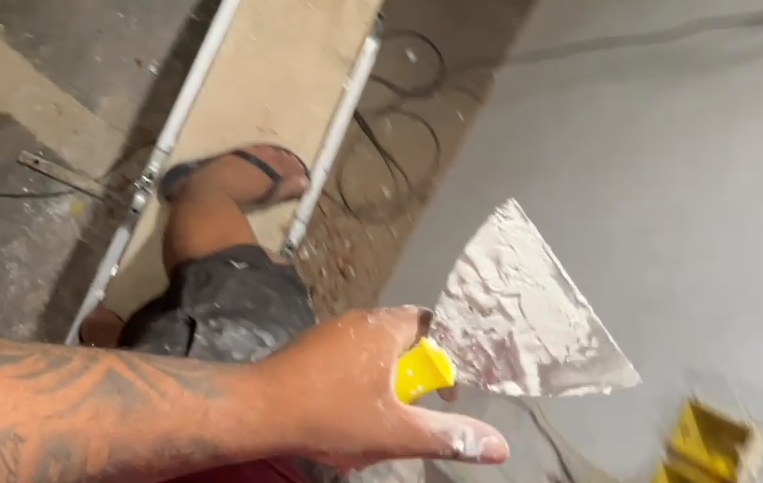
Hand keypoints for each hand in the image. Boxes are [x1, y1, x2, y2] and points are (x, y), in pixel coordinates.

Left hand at [253, 307, 508, 468]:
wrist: (262, 407)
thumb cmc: (332, 414)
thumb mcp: (396, 432)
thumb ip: (447, 435)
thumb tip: (500, 444)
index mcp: (384, 328)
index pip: (431, 323)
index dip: (449, 355)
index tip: (451, 391)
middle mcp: (361, 319)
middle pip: (405, 336)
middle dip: (417, 372)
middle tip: (419, 408)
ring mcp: (335, 330)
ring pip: (378, 348)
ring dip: (390, 379)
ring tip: (388, 415)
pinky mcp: (315, 345)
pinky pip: (354, 354)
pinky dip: (365, 378)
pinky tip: (355, 409)